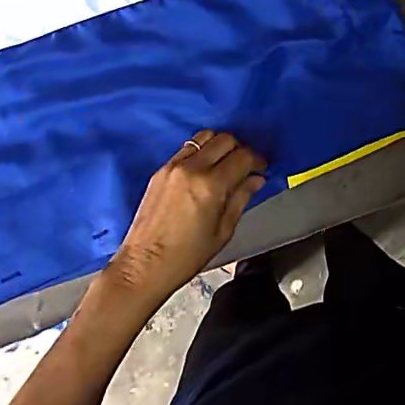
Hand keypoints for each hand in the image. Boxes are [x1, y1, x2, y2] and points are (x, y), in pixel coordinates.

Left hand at [104, 130, 265, 305]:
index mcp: (211, 185)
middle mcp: (192, 169)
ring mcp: (173, 168)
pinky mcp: (160, 172)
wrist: (143, 267)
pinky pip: (186, 149)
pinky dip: (200, 152)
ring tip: (224, 163)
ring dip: (219, 145)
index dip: (258, 160)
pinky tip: (204, 169)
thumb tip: (256, 179)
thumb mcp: (224, 229)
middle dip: (240, 149)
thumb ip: (242, 197)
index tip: (262, 168)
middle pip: (225, 139)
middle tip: (245, 165)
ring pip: (204, 137)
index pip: (243, 156)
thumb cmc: (186, 255)